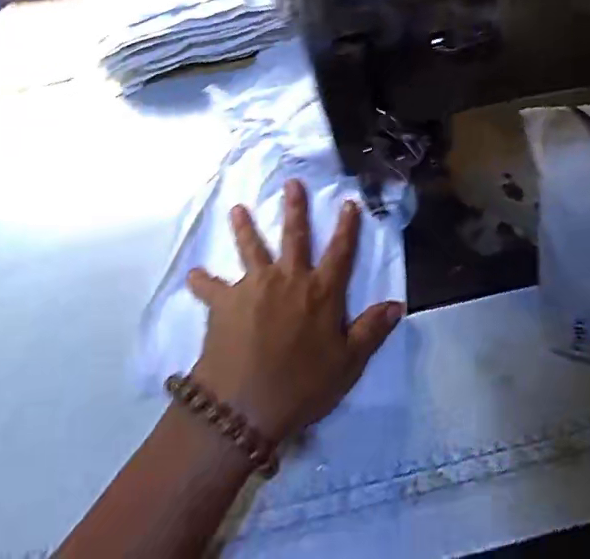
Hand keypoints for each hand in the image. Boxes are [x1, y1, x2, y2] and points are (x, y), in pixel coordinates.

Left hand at [184, 180, 403, 443]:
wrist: (244, 406)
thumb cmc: (302, 386)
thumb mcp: (347, 364)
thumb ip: (371, 331)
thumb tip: (396, 304)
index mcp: (321, 293)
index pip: (340, 252)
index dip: (346, 227)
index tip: (349, 202)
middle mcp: (289, 280)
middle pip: (294, 237)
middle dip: (295, 209)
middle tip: (291, 183)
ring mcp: (253, 287)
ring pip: (251, 249)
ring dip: (244, 228)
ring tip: (237, 209)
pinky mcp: (223, 302)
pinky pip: (210, 287)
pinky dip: (201, 281)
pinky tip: (192, 274)